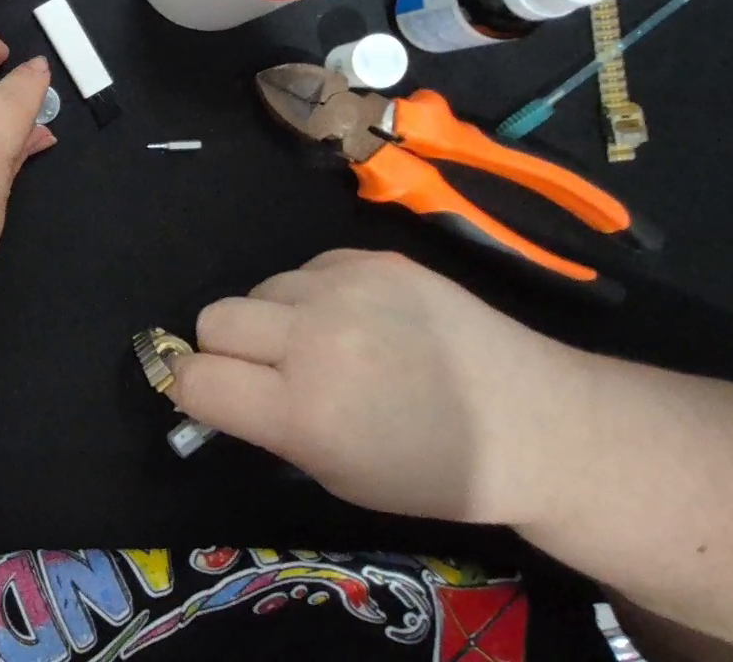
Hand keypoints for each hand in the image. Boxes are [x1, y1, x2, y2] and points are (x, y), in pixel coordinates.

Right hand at [169, 249, 588, 525]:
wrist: (539, 423)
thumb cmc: (433, 471)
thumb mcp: (335, 474)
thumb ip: (264, 427)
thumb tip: (213, 388)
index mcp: (305, 410)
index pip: (194, 378)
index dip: (193, 388)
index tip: (214, 396)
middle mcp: (316, 338)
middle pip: (213, 318)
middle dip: (225, 348)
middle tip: (267, 369)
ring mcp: (346, 288)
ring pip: (258, 289)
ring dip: (273, 318)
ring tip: (326, 343)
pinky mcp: (373, 258)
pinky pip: (305, 269)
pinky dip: (313, 296)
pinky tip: (360, 320)